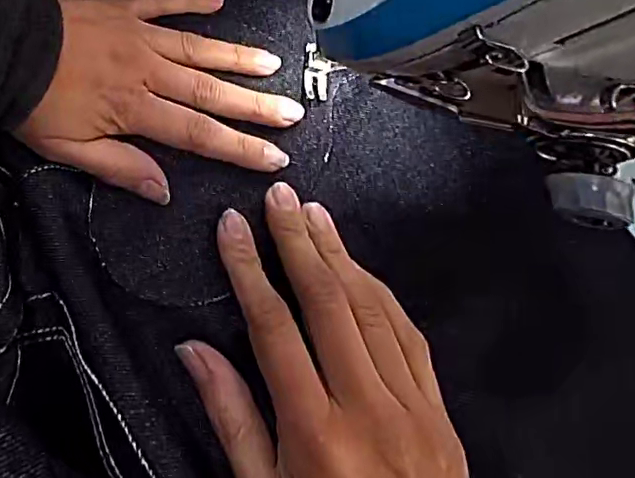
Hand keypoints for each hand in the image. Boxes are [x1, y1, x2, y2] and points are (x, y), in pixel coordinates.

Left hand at [16, 0, 303, 204]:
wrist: (2, 43)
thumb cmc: (30, 102)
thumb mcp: (66, 148)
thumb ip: (119, 167)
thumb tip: (164, 189)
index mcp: (134, 108)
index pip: (198, 134)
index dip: (239, 147)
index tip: (275, 155)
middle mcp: (148, 70)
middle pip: (210, 91)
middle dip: (255, 105)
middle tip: (293, 111)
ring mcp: (140, 34)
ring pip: (199, 47)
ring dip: (237, 56)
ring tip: (273, 64)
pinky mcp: (126, 8)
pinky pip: (166, 3)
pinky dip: (193, 2)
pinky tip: (219, 2)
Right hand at [175, 182, 467, 477]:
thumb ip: (231, 418)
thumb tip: (193, 349)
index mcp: (316, 437)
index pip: (273, 326)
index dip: (248, 268)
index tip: (232, 227)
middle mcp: (368, 413)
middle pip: (326, 300)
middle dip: (297, 240)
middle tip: (278, 198)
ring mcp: (412, 410)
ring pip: (371, 306)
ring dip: (339, 253)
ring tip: (313, 215)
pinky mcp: (440, 413)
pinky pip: (409, 333)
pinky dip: (379, 292)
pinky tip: (358, 266)